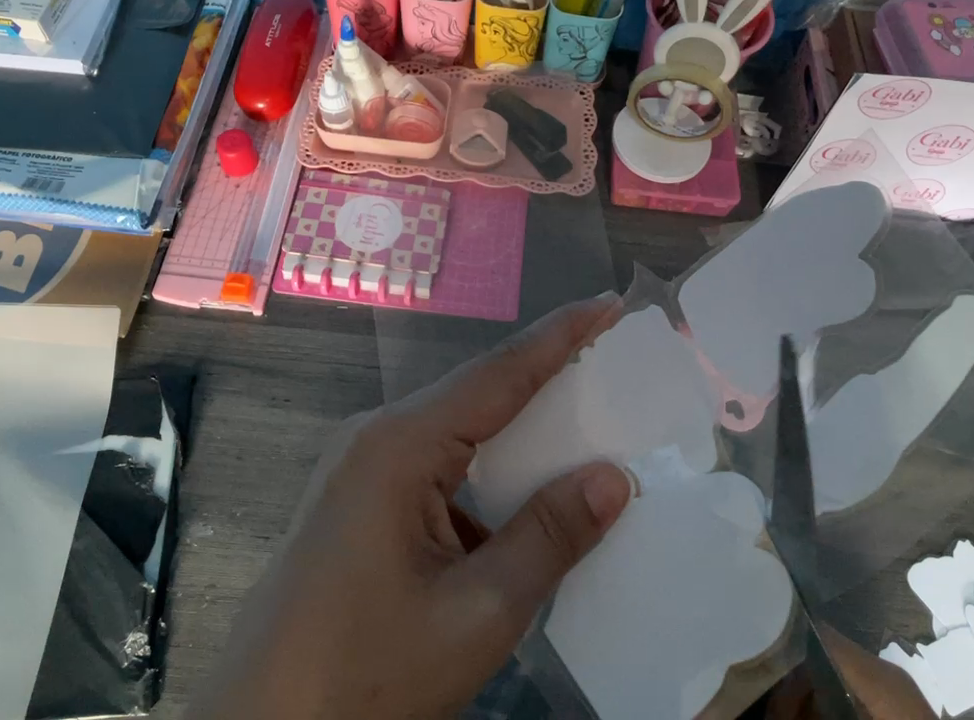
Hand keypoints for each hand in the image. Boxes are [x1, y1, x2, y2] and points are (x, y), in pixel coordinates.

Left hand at [190, 295, 632, 718]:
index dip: (561, 337)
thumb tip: (614, 477)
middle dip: (548, 382)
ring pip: (458, 435)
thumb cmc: (368, 669)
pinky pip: (437, 468)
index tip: (610, 304)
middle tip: (615, 366)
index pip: (499, 373)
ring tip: (587, 428)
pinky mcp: (359, 502)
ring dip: (519, 436)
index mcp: (399, 446)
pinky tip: (525, 501)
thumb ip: (549, 537)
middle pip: (478, 396)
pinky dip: (488, 475)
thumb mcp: (476, 612)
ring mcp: (360, 470)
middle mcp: (375, 439)